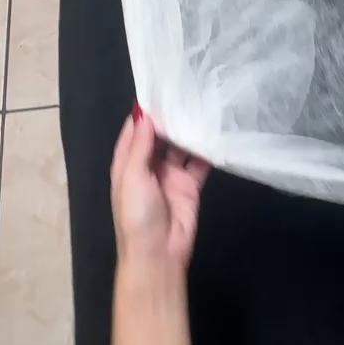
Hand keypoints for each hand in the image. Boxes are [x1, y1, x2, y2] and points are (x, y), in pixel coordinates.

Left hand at [110, 107, 210, 276]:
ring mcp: (170, 176)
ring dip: (188, 131)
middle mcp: (148, 167)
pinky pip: (199, 163)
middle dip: (169, 118)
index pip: (134, 132)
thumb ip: (140, 146)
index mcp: (127, 165)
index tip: (158, 90)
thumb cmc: (137, 215)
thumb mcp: (132, 177)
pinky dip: (206, 150)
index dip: (143, 113)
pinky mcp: (190, 185)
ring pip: (180, 147)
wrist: (158, 254)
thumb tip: (144, 114)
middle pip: (159, 137)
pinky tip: (215, 133)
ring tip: (202, 108)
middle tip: (187, 93)